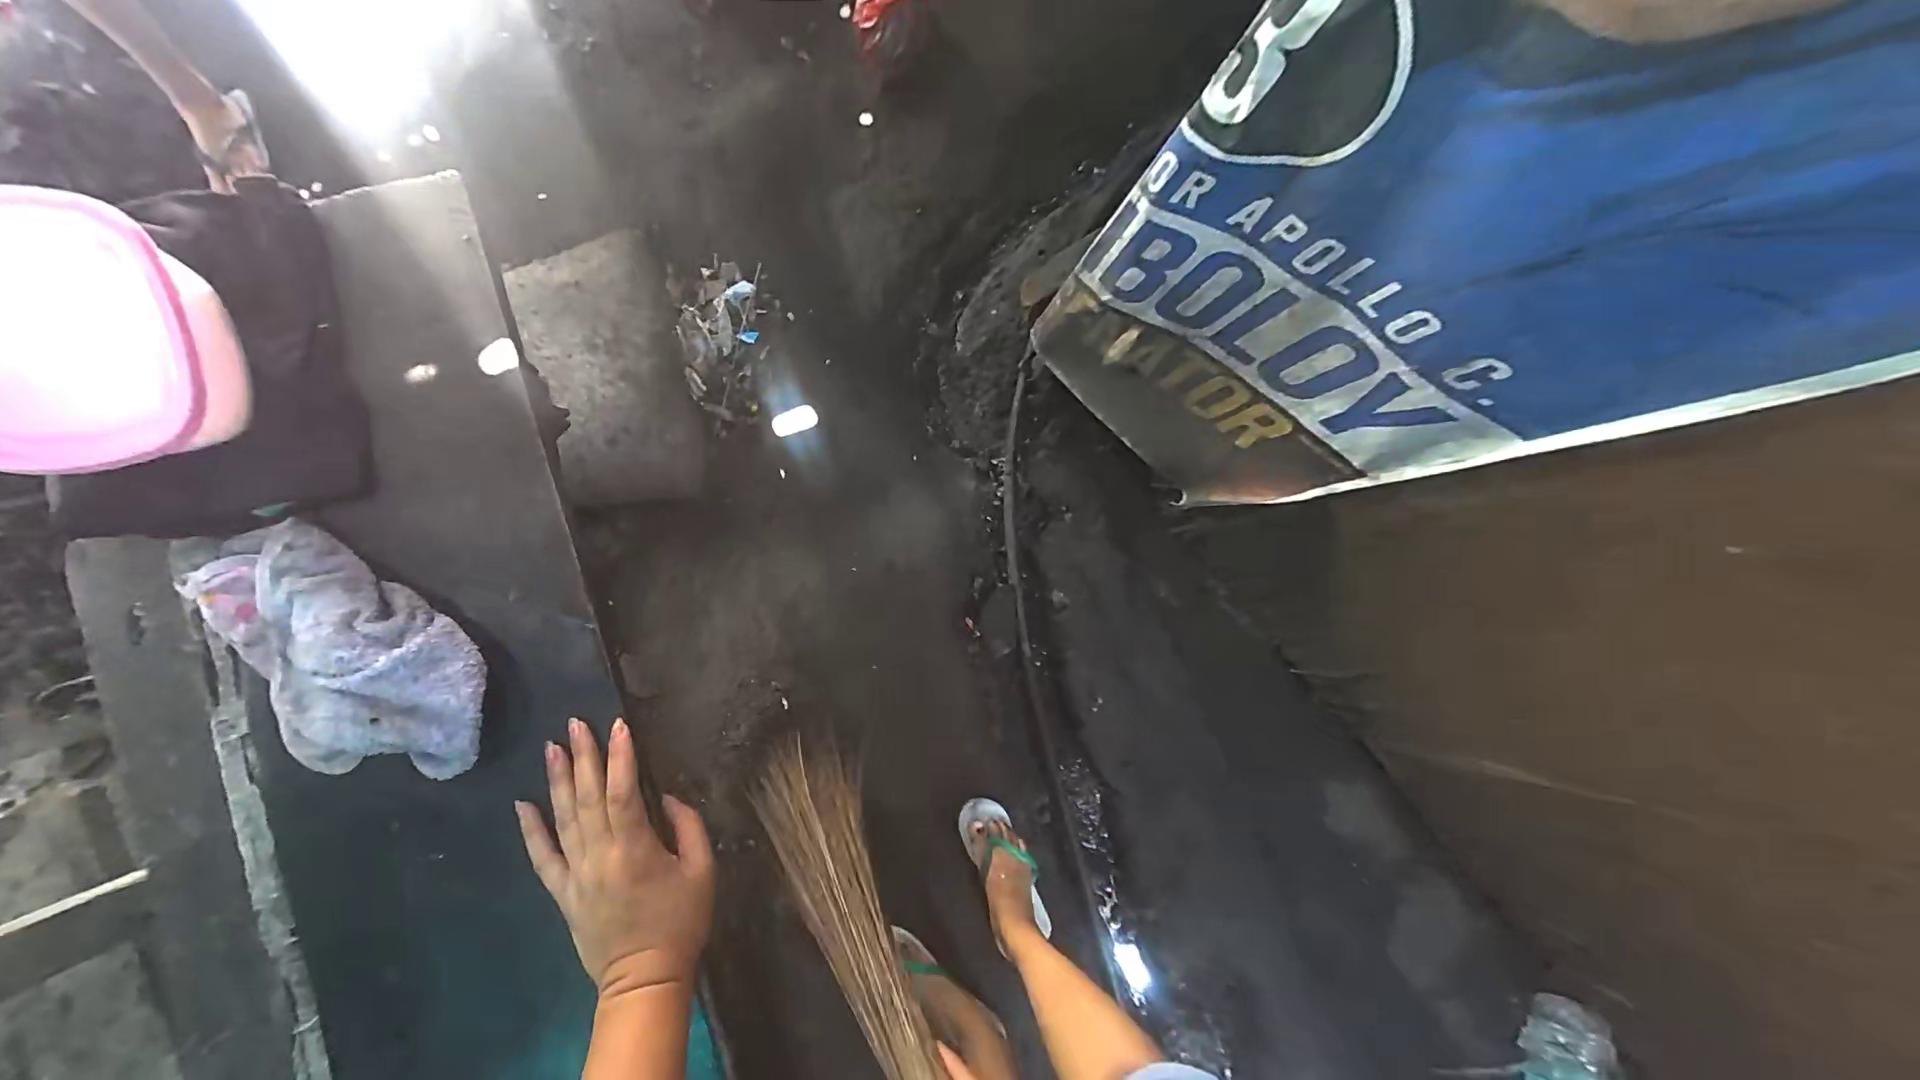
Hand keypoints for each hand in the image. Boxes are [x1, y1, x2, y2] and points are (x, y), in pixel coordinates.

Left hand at [516, 718, 714, 999]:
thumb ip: (689, 826)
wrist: (645, 978)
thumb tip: (667, 798)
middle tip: (576, 723)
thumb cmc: (681, 920)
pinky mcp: (562, 893)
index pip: (623, 792)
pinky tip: (521, 804)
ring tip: (551, 747)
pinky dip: (530, 830)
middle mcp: (598, 856)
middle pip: (588, 798)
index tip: (618, 725)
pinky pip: (542, 857)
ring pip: (563, 819)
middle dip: (583, 756)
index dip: (621, 756)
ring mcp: (575, 875)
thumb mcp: (702, 869)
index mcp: (635, 849)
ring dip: (557, 780)